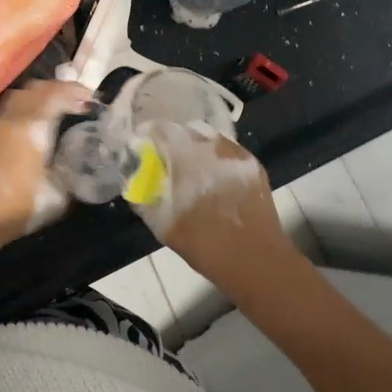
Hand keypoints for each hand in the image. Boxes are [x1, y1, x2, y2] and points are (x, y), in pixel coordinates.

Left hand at [0, 80, 92, 245]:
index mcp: (32, 126)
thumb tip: (79, 165)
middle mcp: (11, 118)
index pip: (56, 94)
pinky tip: (28, 130)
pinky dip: (22, 111)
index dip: (76, 92)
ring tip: (52, 112)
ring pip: (17, 97)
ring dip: (37, 97)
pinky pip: (6, 112)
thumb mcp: (57, 196)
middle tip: (74, 102)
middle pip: (35, 88)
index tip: (91, 100)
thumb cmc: (17, 206)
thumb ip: (71, 175)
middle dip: (57, 90)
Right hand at [131, 122, 301, 298]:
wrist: (258, 262)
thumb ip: (145, 200)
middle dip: (173, 140)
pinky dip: (216, 157)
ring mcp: (237, 155)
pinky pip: (228, 150)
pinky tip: (213, 177)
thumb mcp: (165, 228)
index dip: (149, 135)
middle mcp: (214, 148)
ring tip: (190, 167)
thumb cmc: (207, 247)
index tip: (142, 145)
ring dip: (196, 146)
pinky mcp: (254, 165)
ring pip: (210, 137)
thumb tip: (133, 182)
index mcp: (189, 159)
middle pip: (187, 129)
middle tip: (165, 159)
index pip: (163, 130)